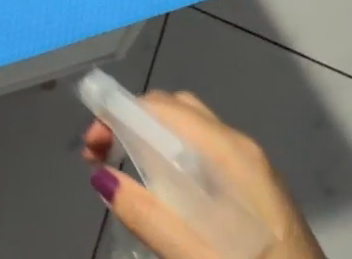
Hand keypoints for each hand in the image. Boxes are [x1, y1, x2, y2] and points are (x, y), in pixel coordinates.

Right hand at [83, 91, 324, 258]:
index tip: (93, 150)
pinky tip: (166, 192)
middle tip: (102, 159)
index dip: (116, 116)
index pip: (160, 107)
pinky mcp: (258, 187)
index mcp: (228, 155)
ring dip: (150, 137)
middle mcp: (241, 147)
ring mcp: (253, 165)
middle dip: (129, 121)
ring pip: (189, 128)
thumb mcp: (195, 257)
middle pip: (173, 109)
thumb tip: (101, 177)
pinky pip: (205, 150)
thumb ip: (147, 217)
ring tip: (128, 172)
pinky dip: (173, 153)